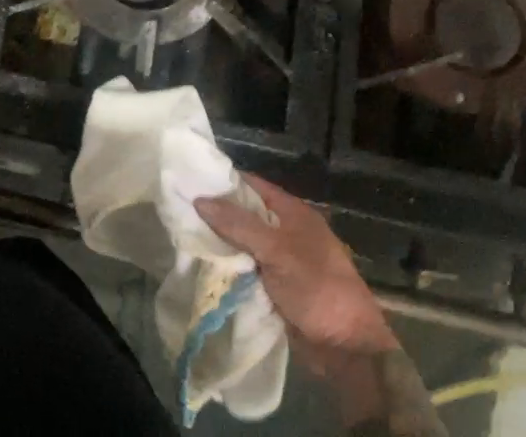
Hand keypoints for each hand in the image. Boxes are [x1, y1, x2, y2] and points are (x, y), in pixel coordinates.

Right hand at [195, 175, 398, 372]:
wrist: (345, 348)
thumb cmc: (317, 288)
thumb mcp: (277, 251)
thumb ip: (238, 224)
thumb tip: (198, 199)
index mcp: (295, 215)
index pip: (253, 186)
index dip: (224, 180)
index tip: (191, 178)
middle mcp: (287, 232)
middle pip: (244, 214)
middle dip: (215, 212)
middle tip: (179, 207)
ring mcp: (280, 259)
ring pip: (241, 241)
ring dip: (218, 240)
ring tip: (181, 231)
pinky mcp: (273, 284)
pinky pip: (243, 265)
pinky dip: (226, 263)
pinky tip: (200, 259)